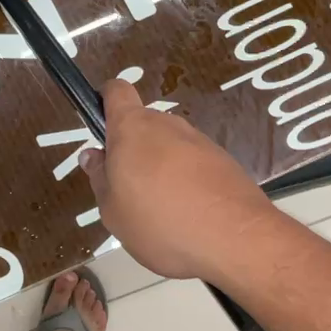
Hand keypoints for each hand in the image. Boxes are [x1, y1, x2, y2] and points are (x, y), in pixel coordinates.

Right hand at [81, 80, 276, 281]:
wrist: (237, 240)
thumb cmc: (160, 221)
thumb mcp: (113, 211)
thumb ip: (100, 178)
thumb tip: (93, 155)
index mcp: (132, 128)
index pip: (116, 90)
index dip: (105, 101)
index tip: (101, 127)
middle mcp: (166, 125)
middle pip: (143, 125)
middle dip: (133, 150)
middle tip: (129, 190)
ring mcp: (200, 141)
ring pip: (169, 147)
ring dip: (162, 169)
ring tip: (164, 211)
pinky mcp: (225, 162)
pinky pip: (195, 165)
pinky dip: (189, 183)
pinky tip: (191, 217)